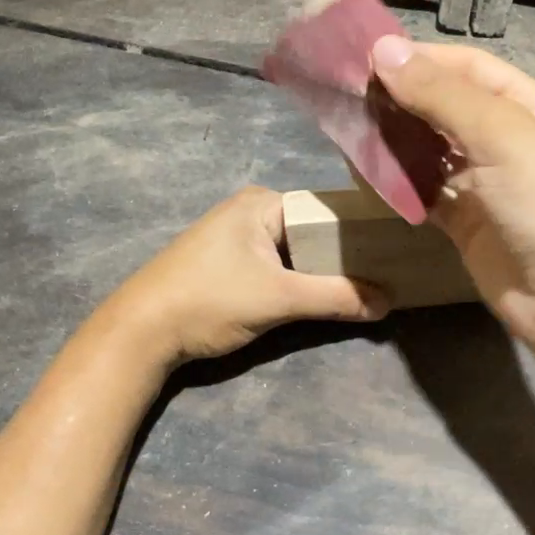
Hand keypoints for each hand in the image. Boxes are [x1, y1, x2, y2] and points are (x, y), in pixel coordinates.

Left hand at [112, 186, 387, 361]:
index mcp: (263, 202)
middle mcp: (252, 211)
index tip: (394, 252)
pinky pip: (281, 267)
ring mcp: (239, 239)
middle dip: (345, 256)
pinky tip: (325, 298)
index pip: (327, 208)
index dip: (361, 231)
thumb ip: (336, 298)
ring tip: (366, 288)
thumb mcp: (280, 299)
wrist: (141, 332)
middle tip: (387, 275)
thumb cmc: (210, 300)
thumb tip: (388, 303)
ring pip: (298, 253)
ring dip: (324, 273)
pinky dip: (302, 282)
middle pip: (314, 232)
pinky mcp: (231, 266)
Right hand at [369, 36, 534, 348]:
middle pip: (444, 106)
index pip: (468, 67)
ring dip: (393, 138)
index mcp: (528, 107)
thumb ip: (442, 94)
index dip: (419, 59)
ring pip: (429, 149)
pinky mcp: (464, 222)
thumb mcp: (502, 136)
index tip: (363, 57)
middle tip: (344, 93)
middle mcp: (506, 139)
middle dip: (399, 98)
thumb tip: (385, 50)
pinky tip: (363, 171)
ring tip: (346, 127)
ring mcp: (484, 183)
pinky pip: (423, 191)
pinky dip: (396, 182)